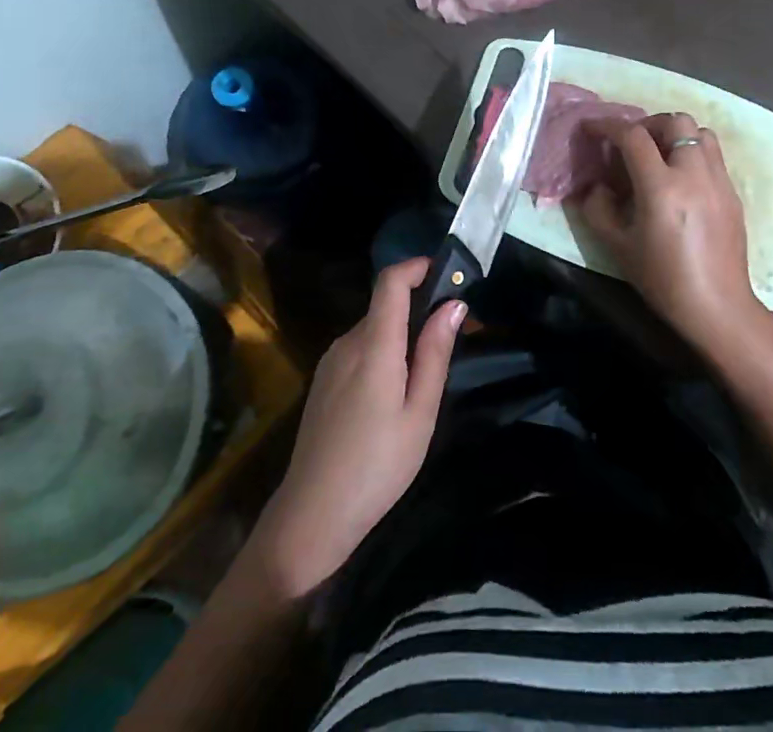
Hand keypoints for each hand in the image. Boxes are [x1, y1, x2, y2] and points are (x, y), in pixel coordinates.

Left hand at [250, 258, 462, 595]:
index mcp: (373, 345)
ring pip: (371, 330)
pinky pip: (358, 351)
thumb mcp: (420, 412)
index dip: (417, 267)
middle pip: (383, 306)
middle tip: (456, 335)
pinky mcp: (323, 380)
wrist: (315, 507)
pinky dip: (382, 353)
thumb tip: (454, 305)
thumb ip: (434, 354)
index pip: (390, 282)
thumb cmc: (380, 464)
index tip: (448, 271)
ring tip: (430, 371)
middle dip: (419, 308)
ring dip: (401, 334)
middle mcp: (346, 342)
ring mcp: (329, 361)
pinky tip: (395, 393)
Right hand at [581, 114, 762, 344]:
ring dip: (673, 135)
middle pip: (675, 121)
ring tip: (654, 156)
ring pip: (700, 133)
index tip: (590, 128)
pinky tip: (675, 179)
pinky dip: (690, 152)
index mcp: (661, 187)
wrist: (715, 305)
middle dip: (647, 123)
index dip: (607, 126)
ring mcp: (719, 181)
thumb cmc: (660, 277)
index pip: (633, 137)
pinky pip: (712, 156)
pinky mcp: (732, 193)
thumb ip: (597, 208)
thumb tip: (596, 187)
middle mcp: (694, 174)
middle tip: (628, 143)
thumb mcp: (616, 245)